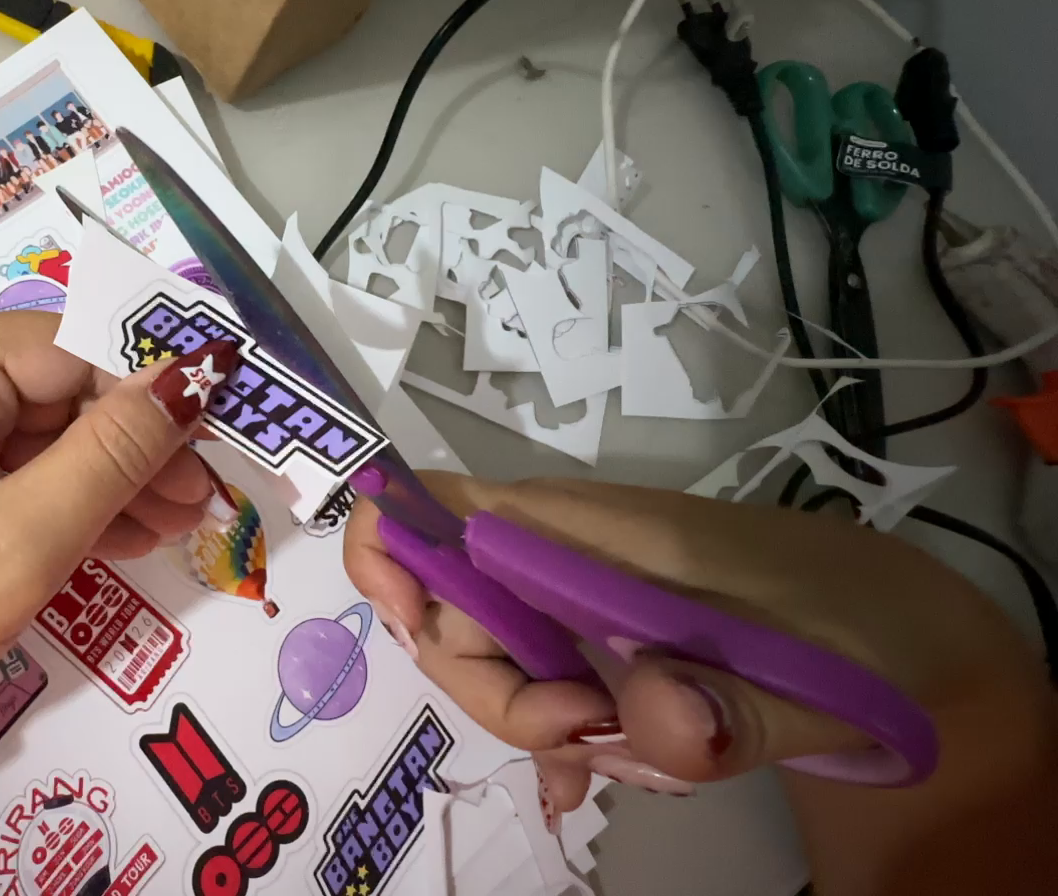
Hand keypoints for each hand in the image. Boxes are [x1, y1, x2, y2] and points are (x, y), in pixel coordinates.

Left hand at [0, 312, 239, 869]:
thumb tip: (194, 376)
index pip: (70, 349)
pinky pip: (18, 471)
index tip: (218, 432)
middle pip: (61, 390)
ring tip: (183, 520)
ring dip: (113, 476)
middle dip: (135, 442)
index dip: (149, 388)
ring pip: (47, 434)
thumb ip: (113, 454)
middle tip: (205, 494)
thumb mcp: (21, 540)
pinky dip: (71, 500)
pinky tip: (131, 532)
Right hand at [343, 473, 1051, 811]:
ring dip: (525, 718)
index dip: (383, 552)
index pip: (423, 501)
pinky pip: (511, 671)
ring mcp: (543, 590)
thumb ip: (729, 705)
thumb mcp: (815, 674)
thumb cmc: (847, 617)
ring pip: (472, 652)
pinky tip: (583, 772)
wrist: (891, 618)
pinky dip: (533, 725)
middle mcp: (529, 548)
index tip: (419, 633)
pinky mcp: (565, 626)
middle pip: (439, 609)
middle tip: (593, 743)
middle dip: (490, 690)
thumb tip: (636, 725)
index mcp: (559, 525)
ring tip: (621, 759)